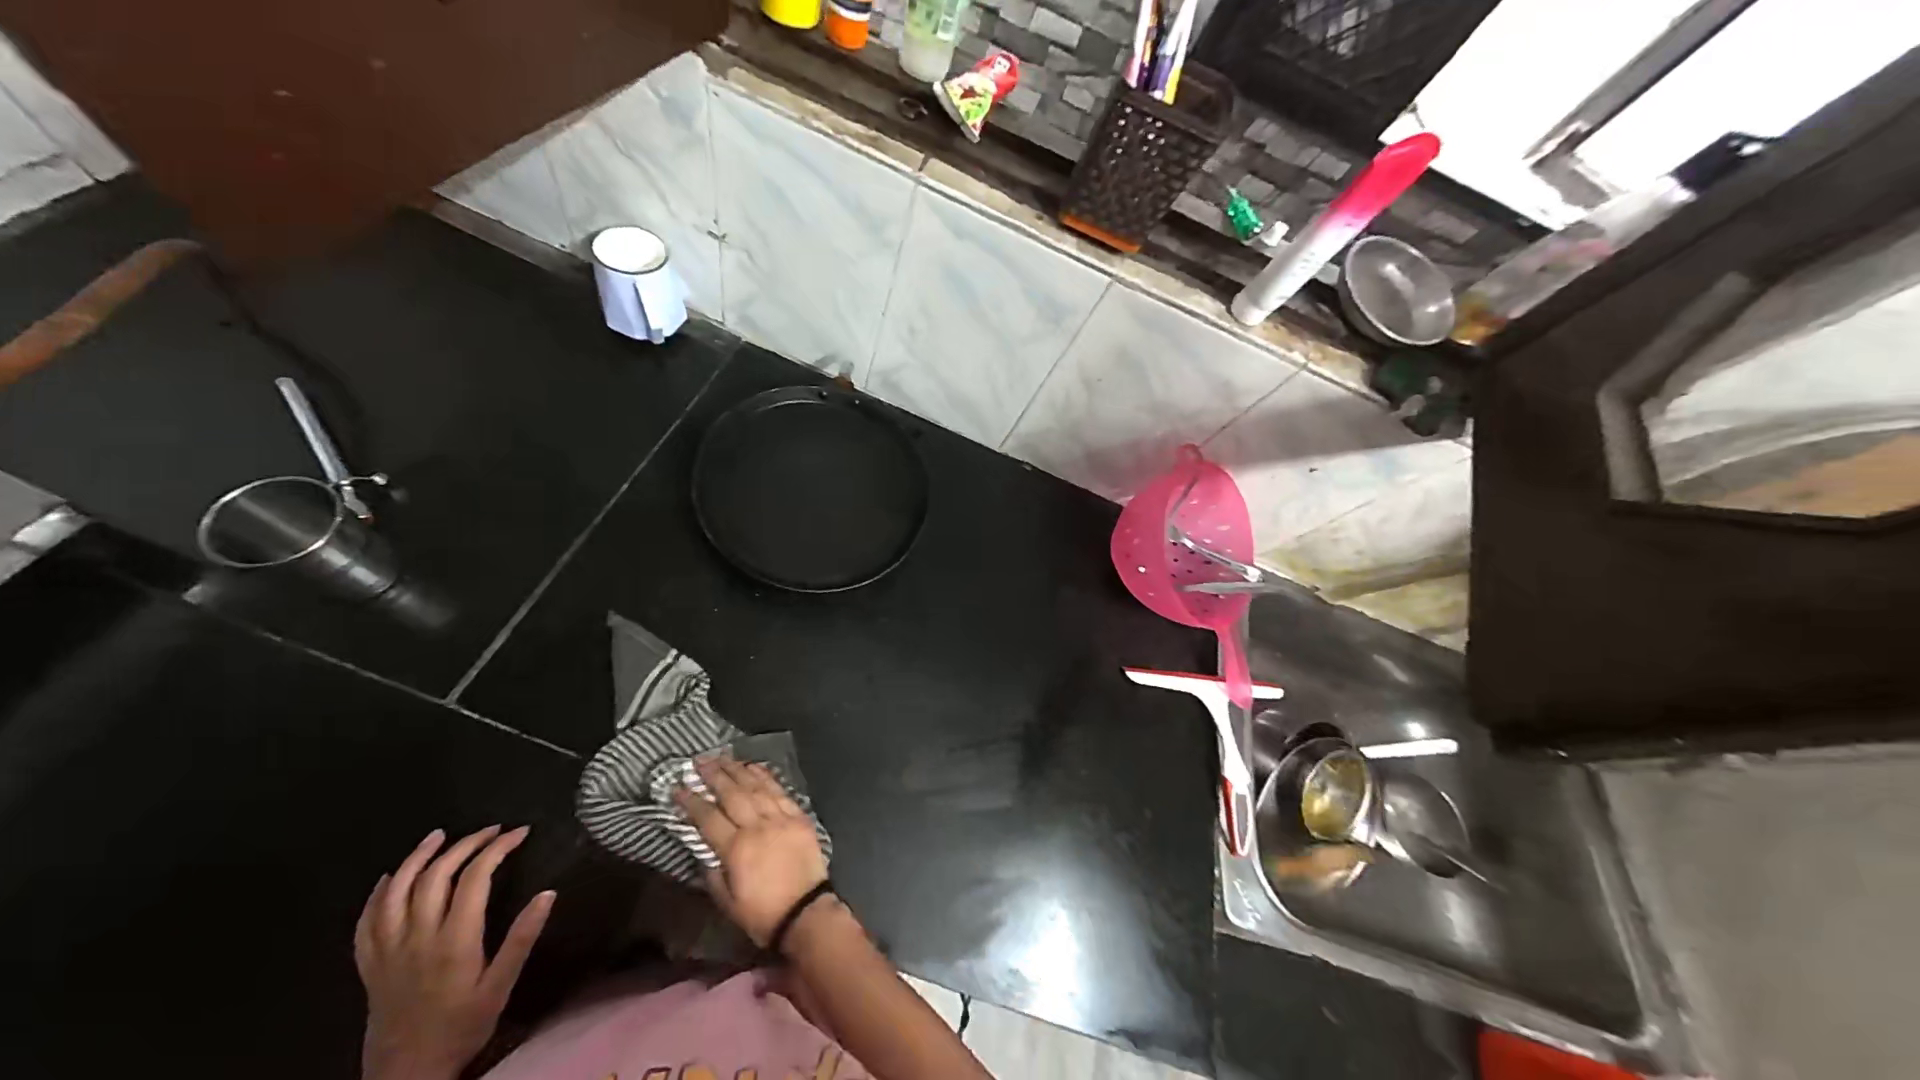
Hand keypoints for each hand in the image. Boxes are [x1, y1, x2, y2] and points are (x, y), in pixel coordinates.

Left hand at [353, 826, 555, 1079]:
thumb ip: (521, 938)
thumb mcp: (501, 987)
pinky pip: (366, 921)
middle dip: (466, 845)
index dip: (497, 849)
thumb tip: (548, 893)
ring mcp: (387, 950)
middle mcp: (417, 937)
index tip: (520, 833)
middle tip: (491, 830)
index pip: (475, 878)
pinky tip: (389, 877)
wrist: (405, 1075)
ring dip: (417, 858)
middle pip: (436, 875)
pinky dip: (378, 893)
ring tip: (439, 836)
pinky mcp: (369, 965)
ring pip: (396, 890)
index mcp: (454, 940)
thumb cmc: (461, 1028)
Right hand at [674, 757, 827, 946]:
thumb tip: (704, 849)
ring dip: (738, 770)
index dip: (691, 801)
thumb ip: (711, 872)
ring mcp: (781, 819)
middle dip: (714, 775)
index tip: (678, 787)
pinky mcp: (800, 817)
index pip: (708, 817)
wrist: (806, 913)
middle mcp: (758, 826)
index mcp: (736, 848)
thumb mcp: (726, 900)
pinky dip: (767, 777)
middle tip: (700, 761)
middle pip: (732, 793)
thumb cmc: (762, 913)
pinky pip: (780, 791)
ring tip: (724, 758)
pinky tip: (755, 768)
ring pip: (756, 787)